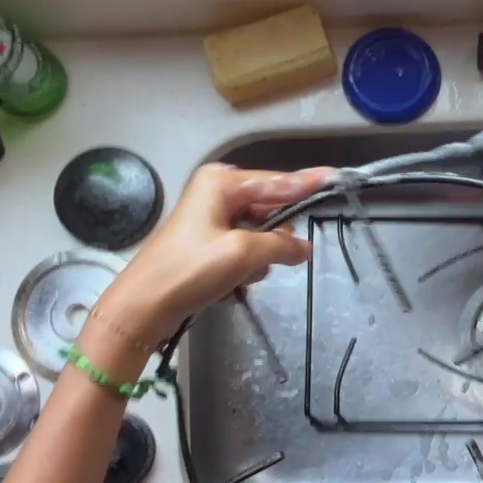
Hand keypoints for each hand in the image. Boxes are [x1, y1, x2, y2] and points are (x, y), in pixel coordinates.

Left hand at [102, 163, 332, 338]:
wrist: (143, 307)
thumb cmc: (189, 270)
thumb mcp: (243, 254)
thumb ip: (281, 246)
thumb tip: (306, 248)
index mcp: (222, 183)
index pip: (279, 182)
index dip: (310, 182)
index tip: (339, 176)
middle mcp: (217, 193)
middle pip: (271, 210)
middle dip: (276, 238)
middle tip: (272, 259)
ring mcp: (212, 220)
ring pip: (261, 236)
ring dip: (258, 260)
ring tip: (239, 277)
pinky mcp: (209, 245)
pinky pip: (245, 253)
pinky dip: (244, 270)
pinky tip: (228, 286)